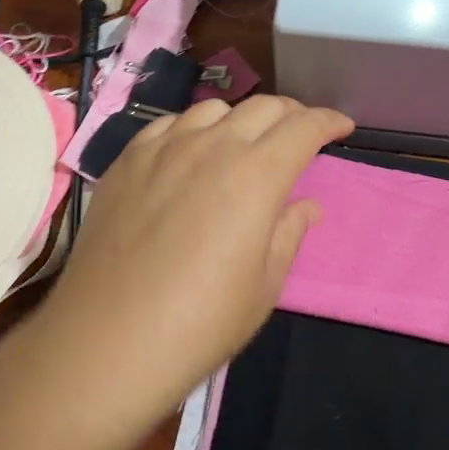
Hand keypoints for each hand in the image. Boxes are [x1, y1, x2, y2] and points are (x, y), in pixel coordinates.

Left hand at [38, 96, 353, 414]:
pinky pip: (169, 124)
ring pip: (214, 109)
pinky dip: (194, 128)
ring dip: (242, 118)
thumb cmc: (200, 323)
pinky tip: (191, 151)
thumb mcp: (263, 286)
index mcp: (257, 175)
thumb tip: (305, 206)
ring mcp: (164, 149)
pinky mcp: (127, 161)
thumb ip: (288, 234)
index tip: (342, 127)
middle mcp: (213, 147)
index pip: (304, 127)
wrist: (106, 342)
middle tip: (301, 135)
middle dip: (292, 114)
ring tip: (246, 142)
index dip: (329, 121)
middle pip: (263, 107)